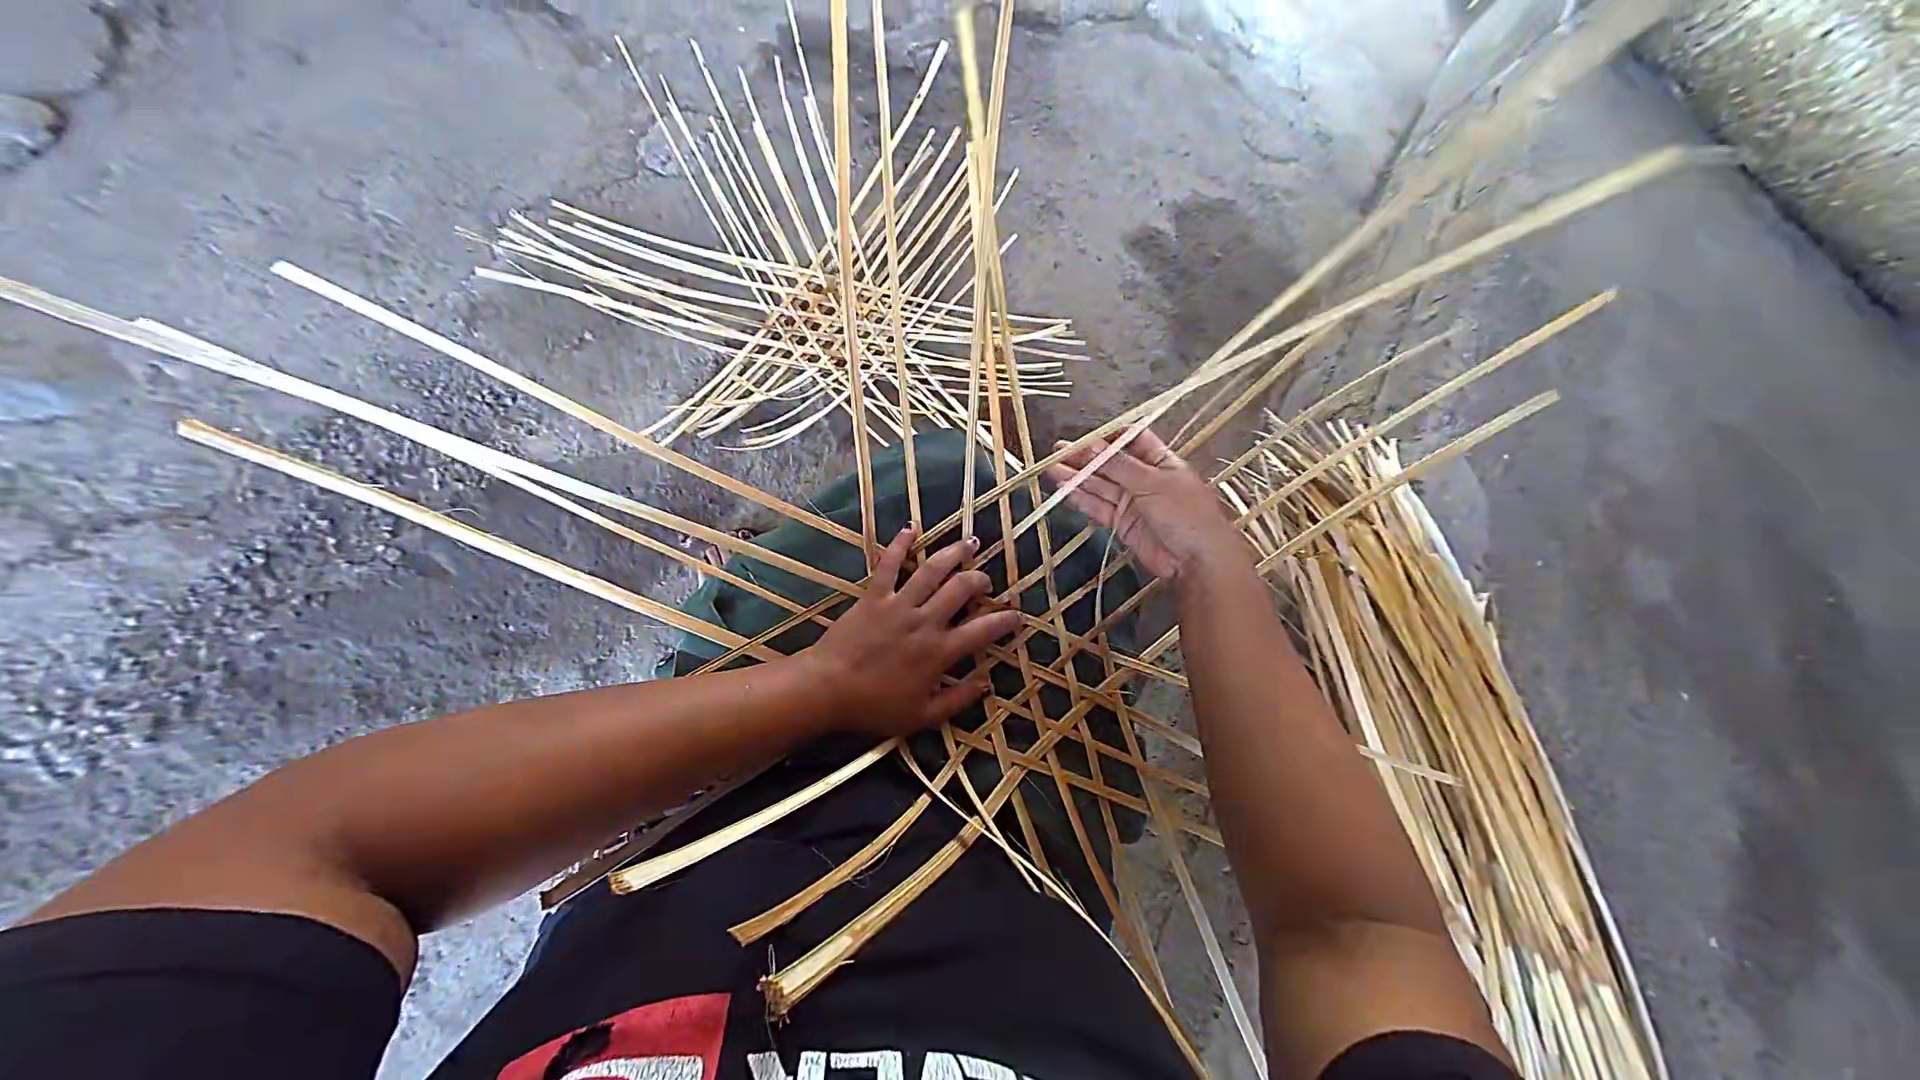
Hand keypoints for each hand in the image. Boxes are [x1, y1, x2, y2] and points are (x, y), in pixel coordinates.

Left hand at [802, 527, 1022, 735]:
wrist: (827, 689)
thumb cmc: (874, 706)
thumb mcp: (922, 716)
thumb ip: (958, 700)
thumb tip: (987, 683)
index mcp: (940, 652)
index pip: (984, 630)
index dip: (1006, 620)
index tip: (1017, 616)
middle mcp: (925, 621)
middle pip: (962, 589)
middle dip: (981, 580)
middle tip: (986, 582)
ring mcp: (899, 604)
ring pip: (933, 570)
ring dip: (954, 553)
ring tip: (969, 543)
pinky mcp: (874, 595)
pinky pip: (889, 564)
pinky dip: (900, 544)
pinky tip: (911, 529)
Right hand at [1042, 427, 1254, 583]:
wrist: (1196, 559)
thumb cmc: (1184, 513)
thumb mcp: (1152, 481)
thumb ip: (1118, 465)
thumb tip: (1090, 445)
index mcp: (1159, 460)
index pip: (1131, 440)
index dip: (1107, 437)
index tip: (1083, 436)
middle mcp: (1144, 478)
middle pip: (1109, 463)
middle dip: (1084, 458)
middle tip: (1057, 452)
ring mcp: (1131, 501)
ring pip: (1099, 486)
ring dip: (1076, 478)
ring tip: (1051, 469)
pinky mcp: (1121, 523)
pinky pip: (1098, 508)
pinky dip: (1081, 500)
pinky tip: (1064, 490)